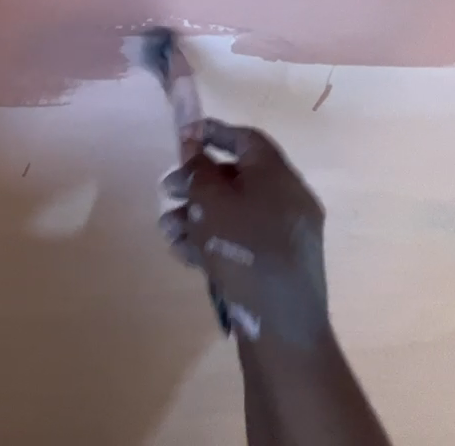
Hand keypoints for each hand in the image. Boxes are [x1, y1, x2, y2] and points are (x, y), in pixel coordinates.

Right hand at [160, 119, 330, 349]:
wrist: (280, 324)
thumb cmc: (243, 249)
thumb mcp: (210, 200)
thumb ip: (198, 167)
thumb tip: (193, 144)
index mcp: (279, 179)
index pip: (246, 139)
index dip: (211, 131)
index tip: (179, 137)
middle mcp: (287, 201)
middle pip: (234, 175)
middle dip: (194, 181)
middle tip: (167, 191)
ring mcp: (285, 234)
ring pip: (230, 209)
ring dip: (194, 214)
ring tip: (171, 232)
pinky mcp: (276, 262)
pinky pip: (238, 236)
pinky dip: (211, 239)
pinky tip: (187, 255)